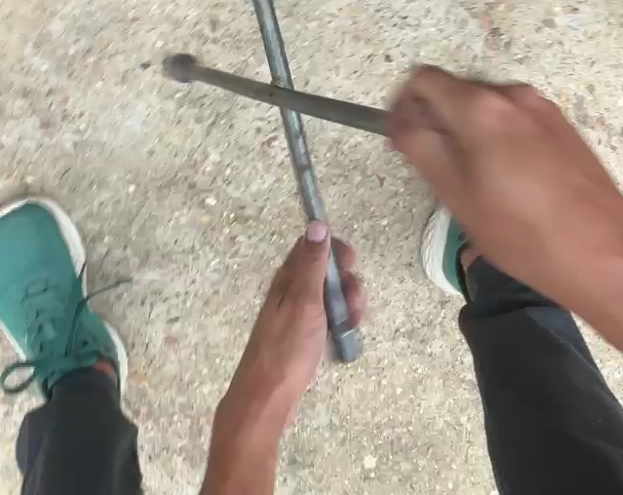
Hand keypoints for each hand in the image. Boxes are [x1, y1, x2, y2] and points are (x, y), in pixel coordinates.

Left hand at [215, 222, 363, 442]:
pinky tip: (345, 335)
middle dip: (346, 281)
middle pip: (324, 271)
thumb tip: (317, 223)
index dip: (333, 248)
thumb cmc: (286, 348)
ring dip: (347, 303)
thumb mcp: (304, 302)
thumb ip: (312, 264)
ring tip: (354, 323)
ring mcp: (295, 314)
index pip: (310, 246)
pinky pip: (326, 317)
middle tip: (356, 303)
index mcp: (287, 278)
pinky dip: (339, 321)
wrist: (266, 399)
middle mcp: (290, 291)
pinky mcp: (301, 336)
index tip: (352, 262)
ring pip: (328, 296)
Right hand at [386, 67, 622, 313]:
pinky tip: (508, 178)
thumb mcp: (457, 195)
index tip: (402, 134)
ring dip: (467, 128)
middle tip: (435, 165)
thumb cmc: (525, 234)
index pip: (423, 79)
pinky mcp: (562, 124)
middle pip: (455, 90)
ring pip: (485, 105)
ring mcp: (541, 107)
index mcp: (480, 107)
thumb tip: (399, 119)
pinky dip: (498, 135)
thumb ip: (420, 146)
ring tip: (474, 179)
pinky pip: (514, 117)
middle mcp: (511, 95)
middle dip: (436, 118)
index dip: (404, 103)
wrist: (607, 255)